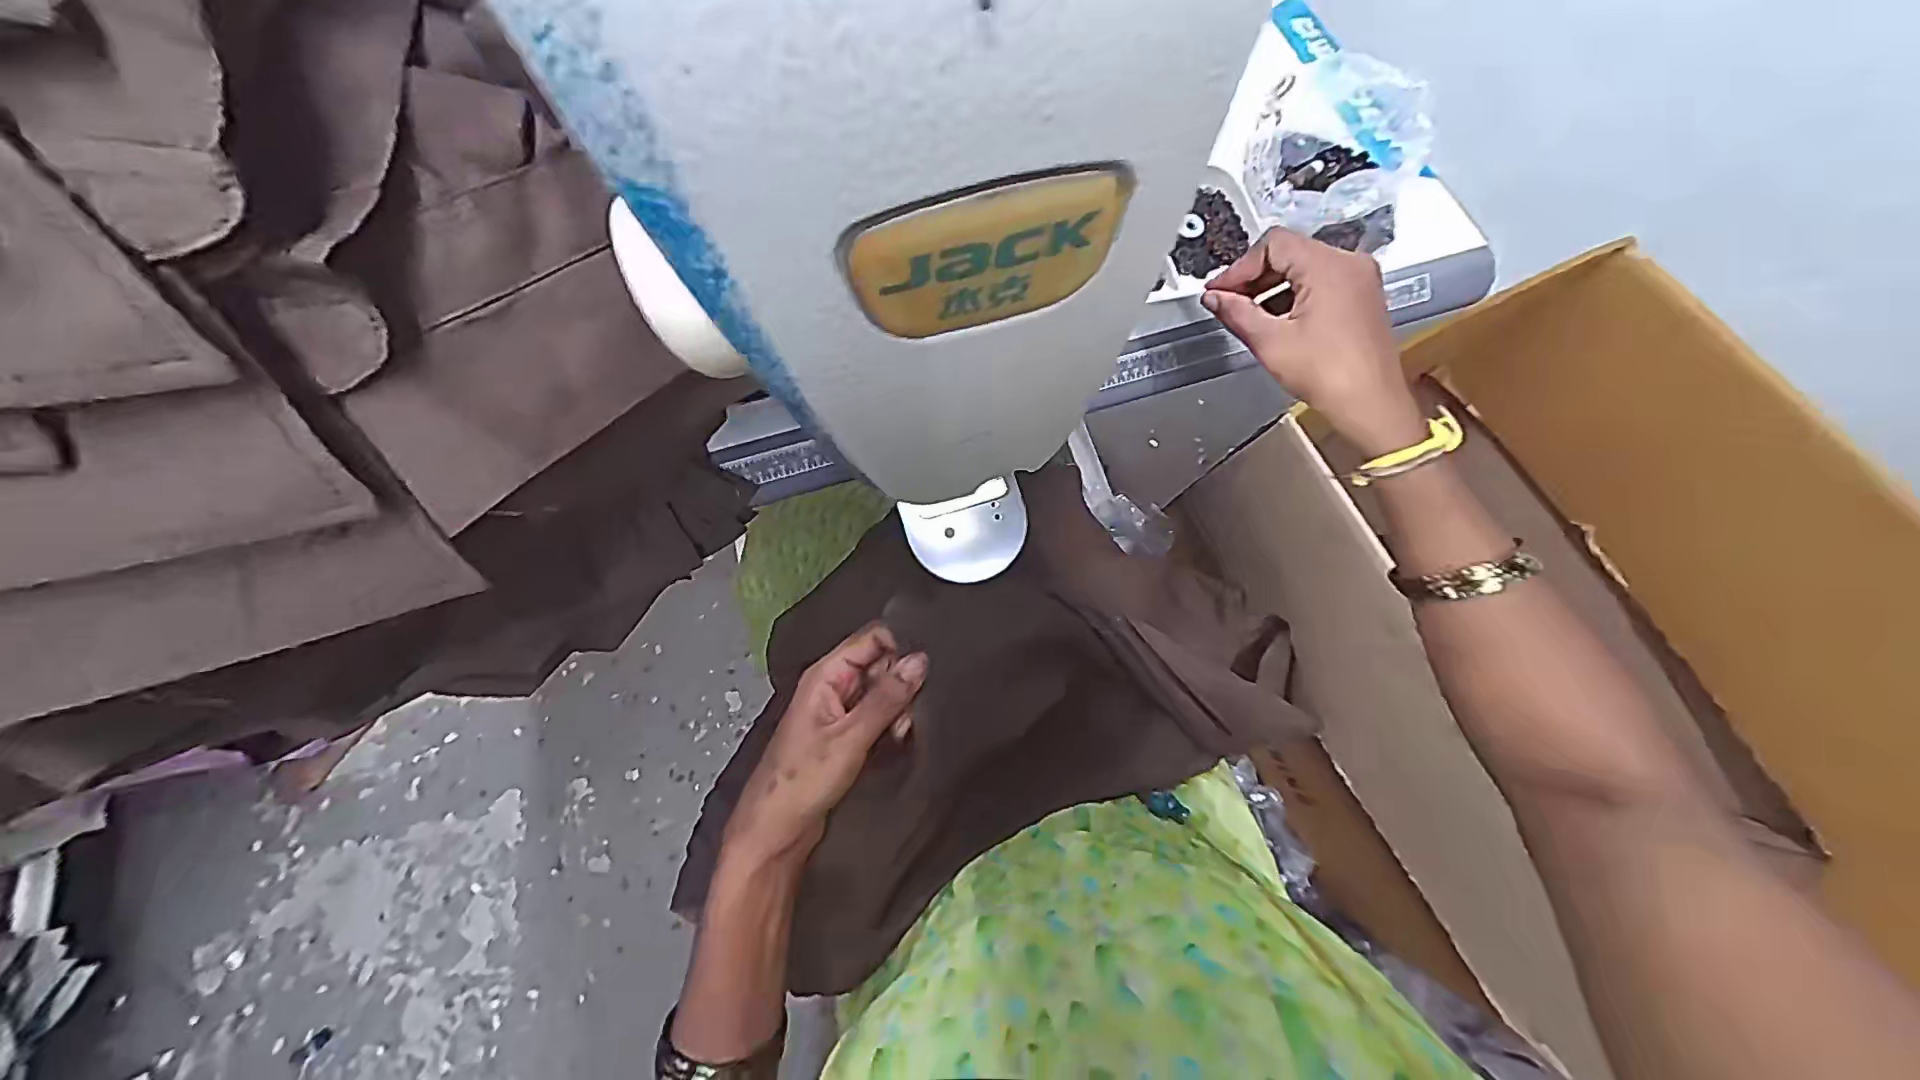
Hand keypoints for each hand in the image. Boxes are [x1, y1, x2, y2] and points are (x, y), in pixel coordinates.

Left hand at [722, 622, 925, 867]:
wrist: (776, 832)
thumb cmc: (798, 783)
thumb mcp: (850, 737)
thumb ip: (887, 698)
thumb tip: (919, 661)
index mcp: (825, 674)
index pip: (872, 638)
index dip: (901, 644)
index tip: (927, 663)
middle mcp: (834, 686)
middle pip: (881, 663)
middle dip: (903, 682)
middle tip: (914, 707)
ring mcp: (842, 711)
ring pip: (884, 691)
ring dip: (900, 708)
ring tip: (901, 731)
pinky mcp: (848, 734)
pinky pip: (880, 716)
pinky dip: (893, 725)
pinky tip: (897, 741)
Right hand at [1203, 227, 1426, 456]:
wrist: (1370, 402)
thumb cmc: (1331, 375)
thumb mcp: (1270, 342)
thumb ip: (1237, 312)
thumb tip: (1215, 298)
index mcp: (1329, 267)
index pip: (1273, 245)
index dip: (1238, 267)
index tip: (1218, 290)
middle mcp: (1349, 264)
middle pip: (1289, 252)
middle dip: (1253, 276)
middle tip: (1225, 301)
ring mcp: (1358, 280)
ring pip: (1303, 268)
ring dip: (1270, 287)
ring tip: (1245, 314)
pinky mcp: (1360, 297)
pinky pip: (1319, 283)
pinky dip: (1291, 296)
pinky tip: (1273, 321)